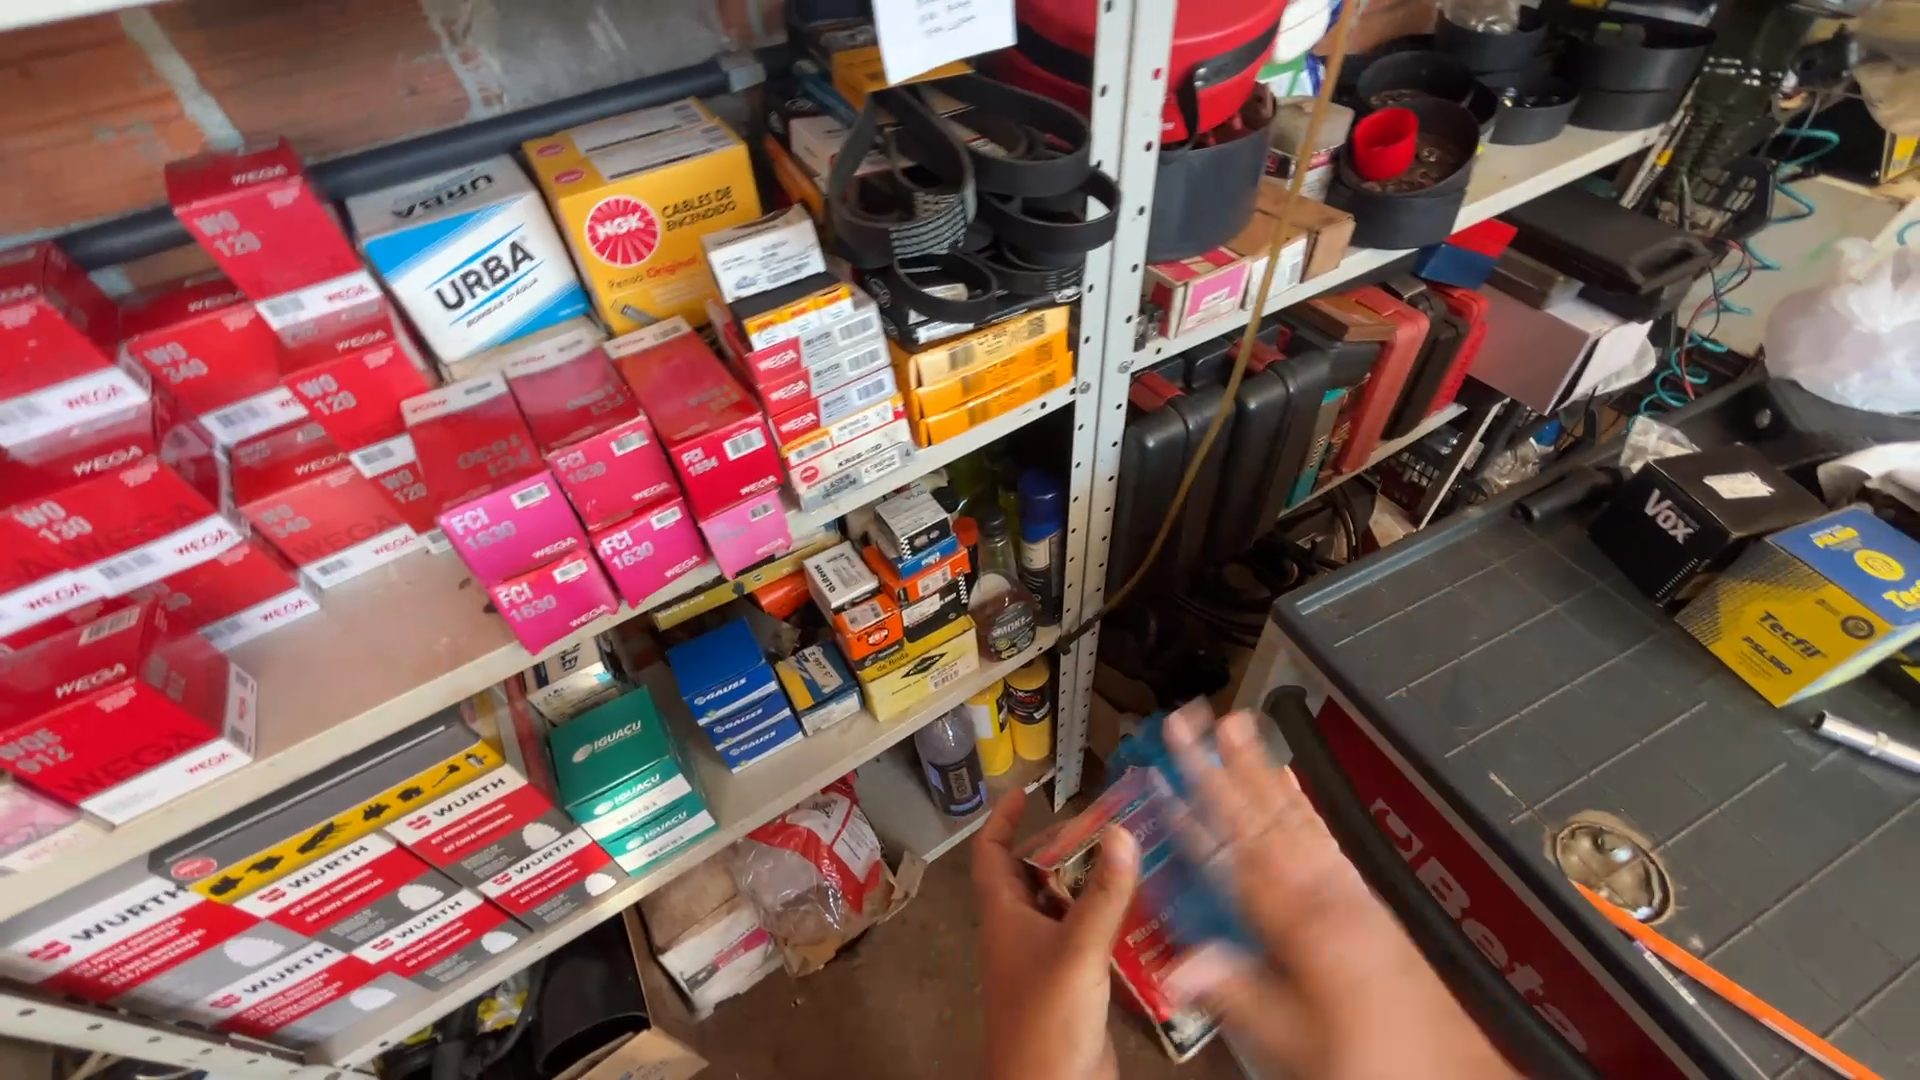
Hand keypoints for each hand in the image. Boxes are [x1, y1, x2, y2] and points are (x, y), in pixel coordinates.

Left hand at [972, 788, 1138, 1079]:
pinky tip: (1142, 915)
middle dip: (1064, 848)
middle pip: (1034, 874)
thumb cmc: (1046, 1018)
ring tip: (1131, 860)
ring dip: (1091, 884)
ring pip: (1064, 906)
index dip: (1003, 819)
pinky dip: (1108, 921)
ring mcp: (1045, 958)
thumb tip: (1121, 831)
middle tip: (1105, 827)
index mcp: (1004, 913)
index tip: (1027, 792)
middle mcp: (1020, 929)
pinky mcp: (1071, 984)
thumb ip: (1102, 894)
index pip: (991, 852)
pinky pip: (1086, 938)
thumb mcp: (1077, 950)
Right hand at [1161, 704, 1519, 1079]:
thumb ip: (1235, 990)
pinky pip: (1323, 831)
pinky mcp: (1359, 892)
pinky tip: (1289, 777)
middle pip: (1262, 814)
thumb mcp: (1292, 1038)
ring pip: (1293, 813)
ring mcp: (1343, 885)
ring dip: (1260, 766)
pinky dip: (1301, 798)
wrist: (1449, 1070)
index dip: (1195, 801)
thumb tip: (1177, 967)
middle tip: (1198, 719)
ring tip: (1237, 727)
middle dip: (1224, 763)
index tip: (1168, 765)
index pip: (1231, 845)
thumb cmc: (1369, 1053)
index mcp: (1297, 921)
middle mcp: (1320, 890)